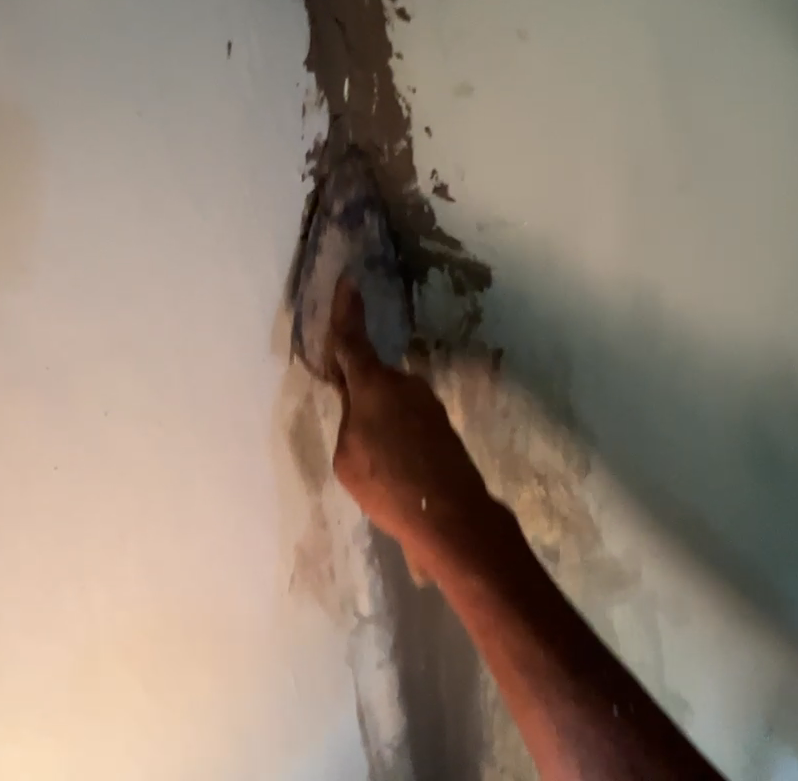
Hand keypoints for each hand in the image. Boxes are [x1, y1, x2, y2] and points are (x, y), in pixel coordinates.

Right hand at [327, 277, 495, 556]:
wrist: (451, 517)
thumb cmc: (387, 485)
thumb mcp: (347, 456)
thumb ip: (350, 422)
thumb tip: (362, 411)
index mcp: (373, 385)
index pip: (352, 341)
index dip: (347, 311)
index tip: (348, 281)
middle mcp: (404, 384)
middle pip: (372, 380)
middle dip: (360, 398)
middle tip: (356, 438)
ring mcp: (428, 404)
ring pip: (391, 403)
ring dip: (382, 423)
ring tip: (380, 467)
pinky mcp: (443, 425)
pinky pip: (409, 422)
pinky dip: (400, 439)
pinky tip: (400, 473)